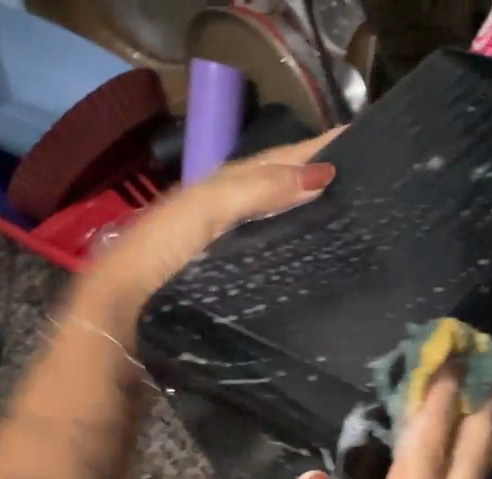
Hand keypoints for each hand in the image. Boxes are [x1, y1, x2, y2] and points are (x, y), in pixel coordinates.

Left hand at [78, 129, 340, 309]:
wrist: (121, 321)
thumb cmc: (158, 257)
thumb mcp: (204, 210)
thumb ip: (255, 189)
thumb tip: (322, 174)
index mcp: (218, 191)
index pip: (275, 162)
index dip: (313, 150)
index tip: (363, 143)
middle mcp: (225, 218)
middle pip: (281, 193)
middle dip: (321, 183)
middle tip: (371, 183)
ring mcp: (228, 257)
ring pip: (281, 228)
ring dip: (316, 220)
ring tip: (360, 220)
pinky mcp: (231, 293)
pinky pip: (276, 263)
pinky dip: (301, 255)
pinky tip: (323, 263)